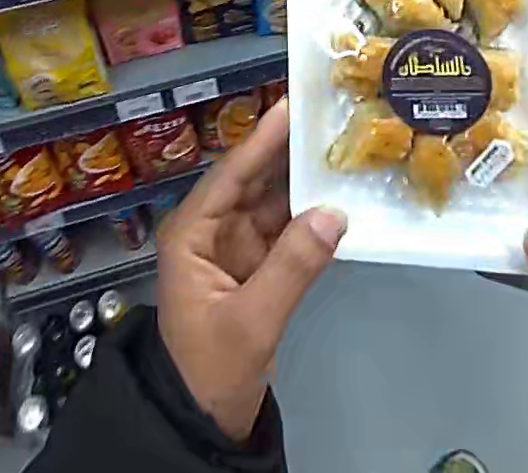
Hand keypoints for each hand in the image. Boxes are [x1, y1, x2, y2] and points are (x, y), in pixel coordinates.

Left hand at [155, 99, 346, 440]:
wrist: (201, 421)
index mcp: (191, 231)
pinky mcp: (253, 266)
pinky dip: (305, 216)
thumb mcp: (251, 321)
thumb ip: (292, 266)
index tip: (289, 106)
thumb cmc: (210, 368)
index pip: (230, 174)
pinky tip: (332, 197)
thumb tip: (335, 212)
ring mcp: (232, 246)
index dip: (261, 140)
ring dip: (298, 180)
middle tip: (321, 117)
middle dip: (282, 151)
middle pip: (249, 181)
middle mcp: (209, 228)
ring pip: (268, 202)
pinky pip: (281, 231)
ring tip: (334, 146)